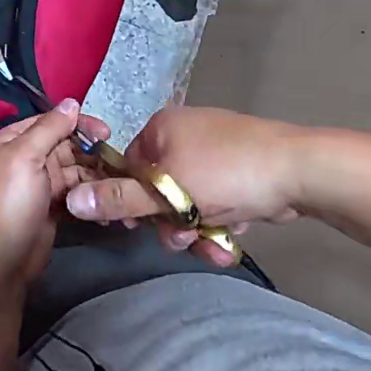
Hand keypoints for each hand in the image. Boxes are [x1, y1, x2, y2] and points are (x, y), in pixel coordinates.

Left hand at [0, 99, 111, 289]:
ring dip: (97, 174)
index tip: (106, 133)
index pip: (51, 121)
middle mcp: (27, 158)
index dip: (79, 124)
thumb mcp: (25, 157)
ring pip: (76, 169)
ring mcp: (40, 183)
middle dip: (93, 151)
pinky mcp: (53, 205)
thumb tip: (72, 101)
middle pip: (67, 145)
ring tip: (119, 184)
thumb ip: (50, 128)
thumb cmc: (10, 203)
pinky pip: (77, 191)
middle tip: (119, 162)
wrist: (1, 262)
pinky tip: (109, 202)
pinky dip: (92, 194)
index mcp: (14, 141)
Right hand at [63, 107, 306, 267]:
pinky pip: (214, 200)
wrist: (299, 171)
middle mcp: (185, 134)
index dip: (131, 201)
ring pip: (188, 202)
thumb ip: (119, 199)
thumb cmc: (226, 174)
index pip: (127, 167)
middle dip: (171, 222)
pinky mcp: (238, 170)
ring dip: (198, 230)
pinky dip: (220, 221)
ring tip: (217, 243)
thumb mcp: (167, 191)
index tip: (141, 225)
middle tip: (186, 236)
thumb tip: (71, 200)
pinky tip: (235, 232)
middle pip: (159, 189)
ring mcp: (214, 151)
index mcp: (162, 128)